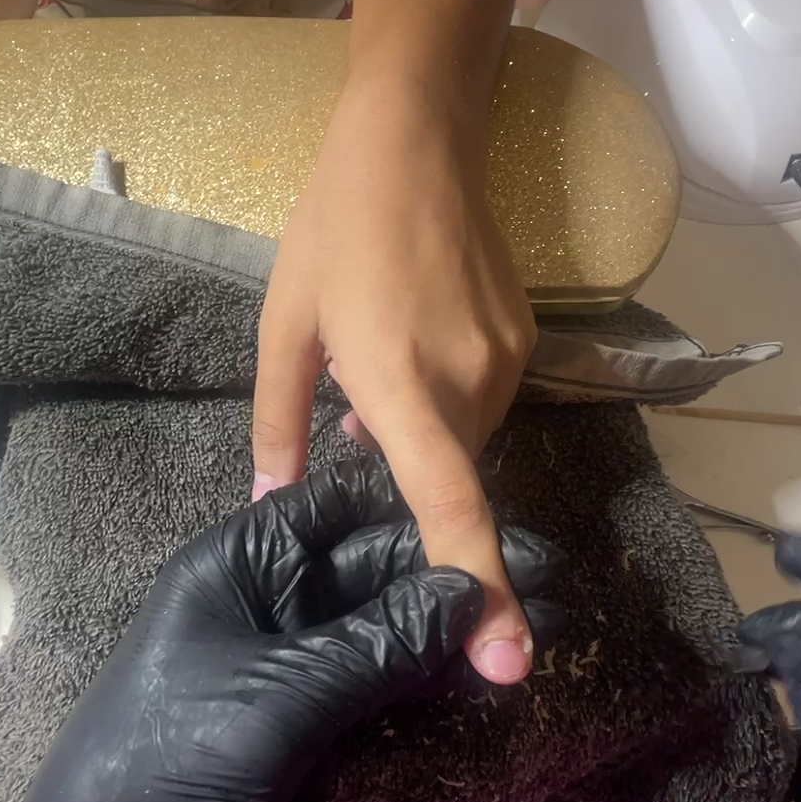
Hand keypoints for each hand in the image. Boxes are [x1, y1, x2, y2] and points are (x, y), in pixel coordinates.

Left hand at [0, 460, 562, 801]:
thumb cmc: (173, 760)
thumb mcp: (275, 699)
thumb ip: (374, 646)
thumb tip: (472, 591)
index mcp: (248, 560)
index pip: (341, 506)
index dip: (415, 504)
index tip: (494, 512)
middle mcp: (281, 592)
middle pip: (381, 565)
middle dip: (457, 571)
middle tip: (548, 575)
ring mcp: (306, 651)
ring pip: (395, 623)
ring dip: (460, 626)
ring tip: (547, 623)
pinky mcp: (325, 705)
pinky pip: (390, 676)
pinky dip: (437, 674)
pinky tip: (492, 672)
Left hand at [253, 83, 537, 685]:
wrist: (414, 140)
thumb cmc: (334, 229)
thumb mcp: (284, 328)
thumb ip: (279, 423)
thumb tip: (273, 500)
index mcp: (400, 384)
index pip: (449, 502)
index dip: (479, 586)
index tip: (509, 661)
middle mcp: (470, 385)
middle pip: (447, 474)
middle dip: (406, 474)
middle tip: (353, 426)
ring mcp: (509, 363)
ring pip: (465, 438)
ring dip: (423, 432)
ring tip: (378, 371)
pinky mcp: (527, 343)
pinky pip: (482, 404)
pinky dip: (446, 405)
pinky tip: (413, 353)